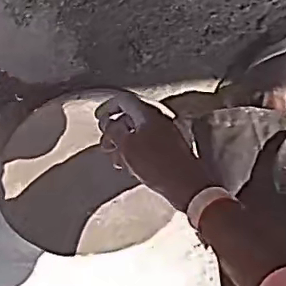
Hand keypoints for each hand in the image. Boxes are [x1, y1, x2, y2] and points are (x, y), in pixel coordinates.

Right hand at [96, 92, 215, 211]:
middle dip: (113, 130)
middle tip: (106, 144)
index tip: (99, 118)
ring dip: (123, 142)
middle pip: (129, 116)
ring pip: (138, 131)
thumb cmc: (157, 165)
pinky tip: (130, 164)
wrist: (187, 186)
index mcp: (148, 113)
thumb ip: (114, 131)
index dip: (107, 107)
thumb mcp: (126, 146)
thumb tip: (109, 123)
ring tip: (117, 159)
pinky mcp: (171, 147)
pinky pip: (148, 142)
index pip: (123, 100)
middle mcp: (158, 119)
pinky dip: (135, 149)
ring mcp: (166, 133)